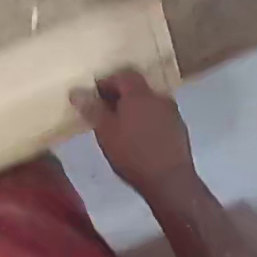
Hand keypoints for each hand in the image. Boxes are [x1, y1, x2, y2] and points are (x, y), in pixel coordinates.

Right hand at [71, 69, 197, 194]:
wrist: (170, 180)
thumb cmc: (132, 154)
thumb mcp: (105, 132)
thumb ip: (92, 108)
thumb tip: (76, 91)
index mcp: (139, 93)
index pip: (123, 75)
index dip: (107, 82)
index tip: (95, 96)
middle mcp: (159, 97)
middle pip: (138, 88)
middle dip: (121, 96)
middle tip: (106, 111)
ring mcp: (173, 112)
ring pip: (149, 102)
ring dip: (136, 109)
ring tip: (122, 127)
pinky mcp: (180, 129)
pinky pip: (159, 117)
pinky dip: (148, 120)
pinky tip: (140, 138)